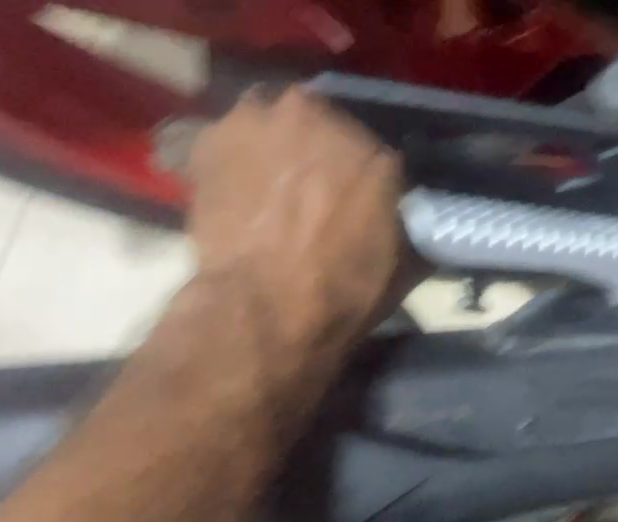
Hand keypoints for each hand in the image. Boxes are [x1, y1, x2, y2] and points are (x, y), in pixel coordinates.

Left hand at [186, 87, 405, 350]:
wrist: (265, 304)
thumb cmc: (345, 290)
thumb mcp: (402, 265)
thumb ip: (406, 226)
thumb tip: (406, 219)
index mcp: (375, 152)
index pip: (382, 154)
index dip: (375, 180)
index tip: (371, 201)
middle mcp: (316, 119)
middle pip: (325, 126)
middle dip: (326, 153)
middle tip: (323, 191)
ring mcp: (257, 121)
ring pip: (276, 125)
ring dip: (280, 148)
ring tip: (280, 189)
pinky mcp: (211, 137)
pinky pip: (234, 140)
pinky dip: (242, 159)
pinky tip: (246, 192)